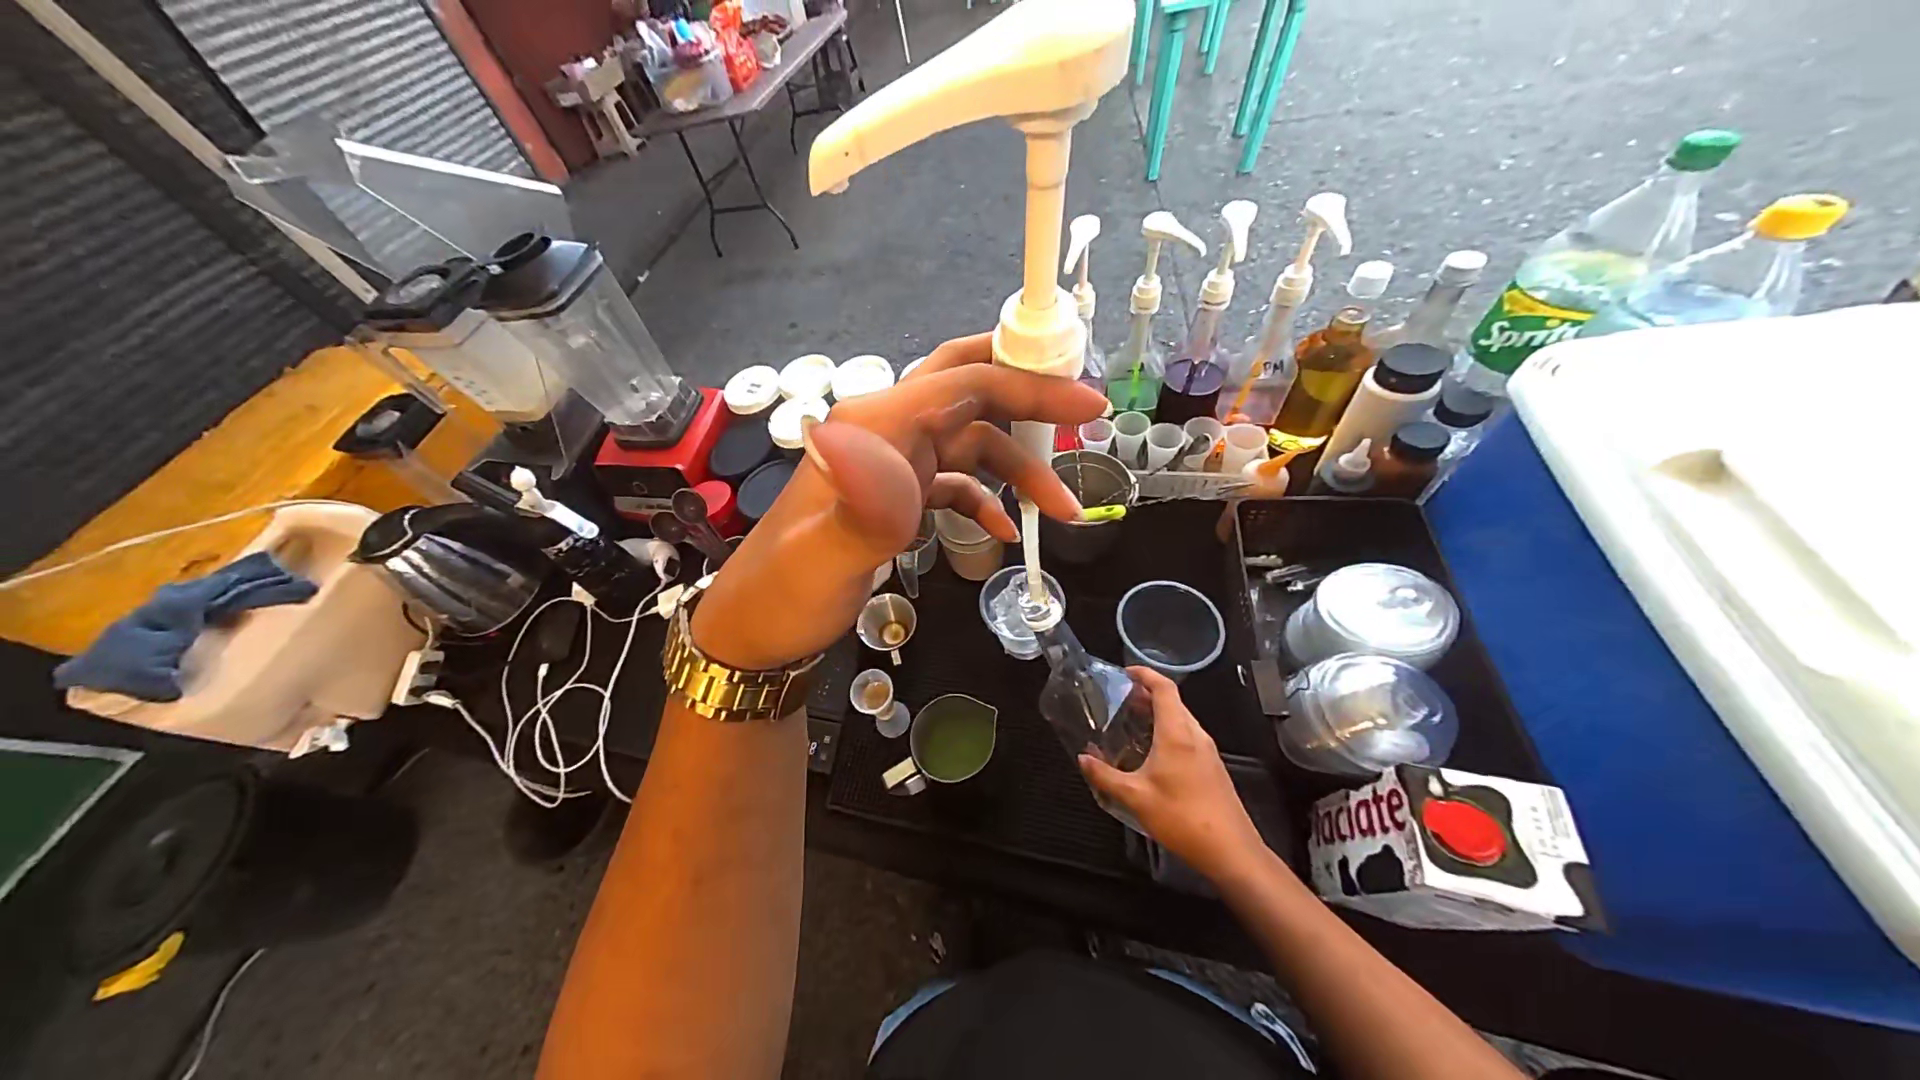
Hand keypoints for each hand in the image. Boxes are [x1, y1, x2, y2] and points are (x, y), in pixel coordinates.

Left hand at [691, 333, 1107, 669]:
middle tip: (1084, 413)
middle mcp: (888, 430)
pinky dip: (986, 498)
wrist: (760, 629)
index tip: (1090, 402)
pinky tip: (1005, 530)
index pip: (966, 384)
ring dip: (1018, 470)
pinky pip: (957, 481)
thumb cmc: (788, 593)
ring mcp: (894, 462)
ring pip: (972, 441)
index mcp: (875, 426)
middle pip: (970, 388)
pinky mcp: (898, 493)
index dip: (1031, 386)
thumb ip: (861, 505)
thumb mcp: (825, 557)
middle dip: (1029, 396)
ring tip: (1061, 511)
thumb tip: (882, 449)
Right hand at [1079, 668, 1266, 880]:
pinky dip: (1168, 731)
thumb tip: (1083, 759)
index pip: (1164, 689)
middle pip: (1174, 701)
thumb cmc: (1181, 817)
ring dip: (1159, 713)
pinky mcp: (1213, 767)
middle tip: (1120, 699)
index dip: (1145, 674)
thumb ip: (1105, 776)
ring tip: (1132, 722)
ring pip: (1182, 719)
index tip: (1125, 673)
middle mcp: (1195, 735)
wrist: (1231, 851)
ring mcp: (1208, 751)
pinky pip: (1188, 736)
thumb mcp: (1135, 797)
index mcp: (1177, 734)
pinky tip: (1152, 751)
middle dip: (1147, 694)